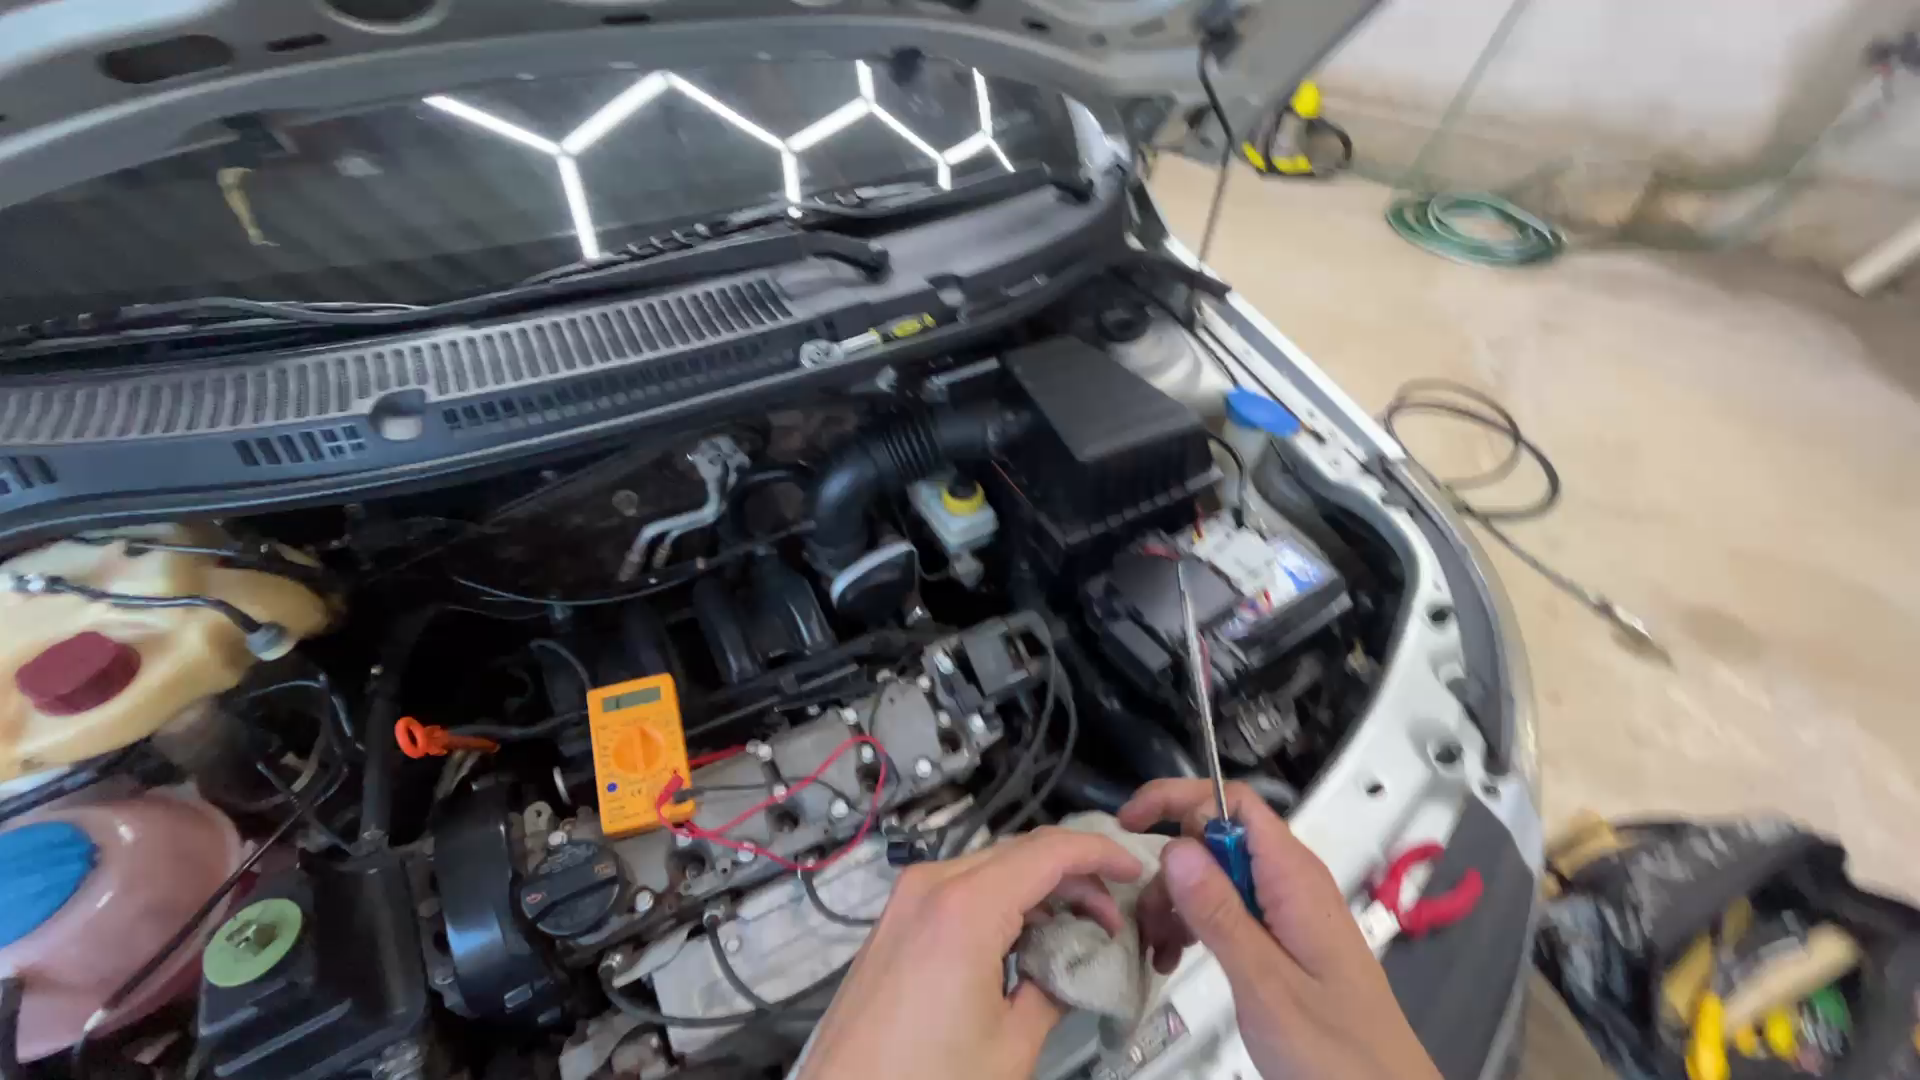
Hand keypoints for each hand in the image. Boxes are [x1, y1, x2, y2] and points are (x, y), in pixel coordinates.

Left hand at [797, 826, 1143, 1079]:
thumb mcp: (1011, 1044)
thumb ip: (1054, 987)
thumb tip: (1075, 963)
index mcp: (965, 905)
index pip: (1048, 851)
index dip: (1099, 854)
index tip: (1134, 870)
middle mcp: (932, 883)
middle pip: (1020, 852)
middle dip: (1073, 875)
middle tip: (1112, 915)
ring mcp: (908, 897)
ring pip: (991, 866)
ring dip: (1038, 887)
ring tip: (1077, 928)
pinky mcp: (897, 918)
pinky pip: (961, 888)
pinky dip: (1002, 900)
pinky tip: (1025, 935)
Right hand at [1118, 779, 1442, 1079]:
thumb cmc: (1335, 1052)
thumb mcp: (1266, 986)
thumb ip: (1220, 913)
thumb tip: (1174, 845)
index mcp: (1292, 874)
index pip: (1231, 801)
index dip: (1178, 799)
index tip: (1129, 824)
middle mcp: (1289, 878)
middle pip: (1214, 839)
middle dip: (1170, 869)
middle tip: (1145, 919)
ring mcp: (1285, 906)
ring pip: (1214, 874)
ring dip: (1177, 902)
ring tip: (1159, 950)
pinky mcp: (1281, 935)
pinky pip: (1227, 907)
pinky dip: (1195, 924)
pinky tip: (1176, 957)